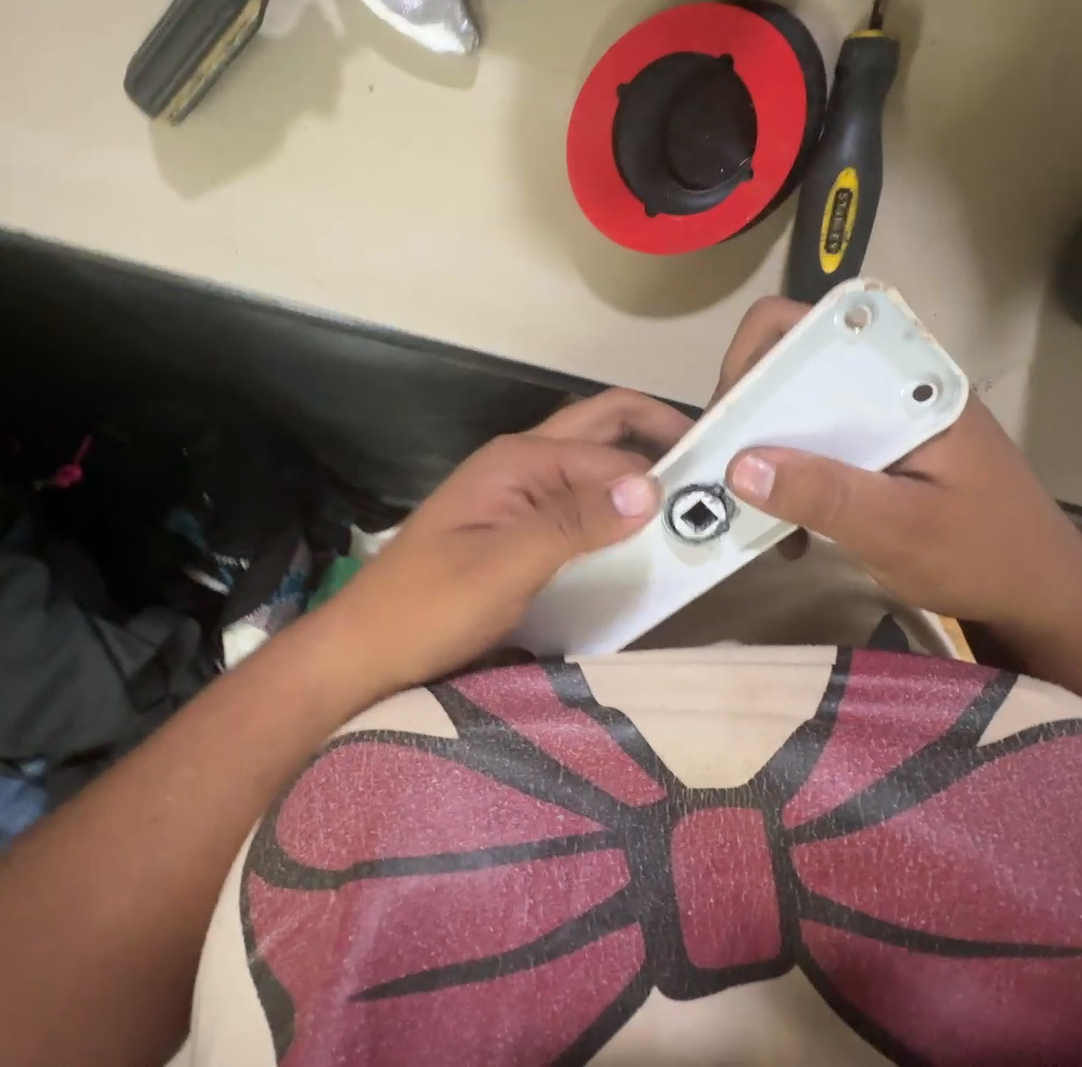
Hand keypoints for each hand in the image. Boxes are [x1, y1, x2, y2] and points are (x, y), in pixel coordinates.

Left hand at [321, 390, 692, 696]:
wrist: (365, 652)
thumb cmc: (428, 608)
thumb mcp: (504, 565)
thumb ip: (574, 521)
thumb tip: (652, 485)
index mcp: (518, 459)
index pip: (611, 449)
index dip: (664, 465)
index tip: (717, 497)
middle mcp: (520, 464)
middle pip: (602, 429)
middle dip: (656, 440)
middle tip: (711, 478)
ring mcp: (517, 497)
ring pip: (591, 467)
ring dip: (637, 477)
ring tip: (688, 511)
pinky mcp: (516, 531)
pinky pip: (576, 506)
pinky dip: (613, 512)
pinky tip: (638, 542)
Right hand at [712, 298, 1081, 630]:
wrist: (1039, 590)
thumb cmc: (984, 555)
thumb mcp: (900, 530)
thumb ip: (826, 496)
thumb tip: (740, 466)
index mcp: (908, 378)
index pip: (817, 324)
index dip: (758, 358)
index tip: (730, 420)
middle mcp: (892, 382)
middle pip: (796, 365)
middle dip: (749, 416)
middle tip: (727, 472)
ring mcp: (883, 417)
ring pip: (800, 411)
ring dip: (765, 456)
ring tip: (753, 511)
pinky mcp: (878, 450)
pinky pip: (815, 448)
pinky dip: (790, 482)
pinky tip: (790, 532)